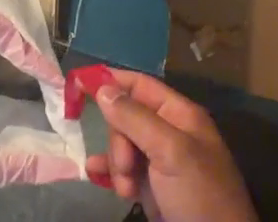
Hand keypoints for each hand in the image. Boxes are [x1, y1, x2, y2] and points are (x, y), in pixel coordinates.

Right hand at [83, 70, 257, 221]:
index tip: (78, 84)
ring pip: (121, 145)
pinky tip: (97, 176)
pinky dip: (110, 172)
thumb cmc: (200, 195)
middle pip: (126, 118)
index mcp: (180, 115)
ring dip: (116, 163)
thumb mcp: (171, 152)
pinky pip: (122, 169)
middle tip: (125, 166)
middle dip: (118, 141)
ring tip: (125, 188)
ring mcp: (160, 162)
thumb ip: (135, 118)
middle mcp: (169, 133)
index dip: (111, 81)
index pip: (139, 85)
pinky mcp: (151, 187)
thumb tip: (103, 87)